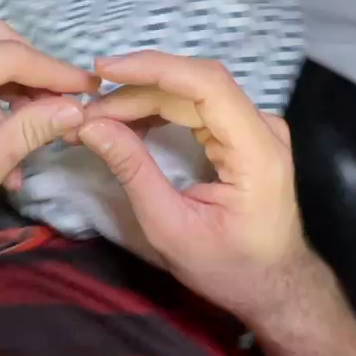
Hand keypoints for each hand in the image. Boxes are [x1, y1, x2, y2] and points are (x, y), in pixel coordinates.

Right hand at [77, 51, 336, 326]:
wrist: (270, 286)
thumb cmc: (226, 266)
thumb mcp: (170, 227)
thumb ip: (133, 171)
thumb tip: (90, 126)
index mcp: (256, 151)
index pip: (206, 85)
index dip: (153, 69)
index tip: (104, 71)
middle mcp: (262, 128)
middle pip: (192, 86)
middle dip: (133, 92)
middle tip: (85, 114)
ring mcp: (254, 127)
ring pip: (190, 92)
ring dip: (139, 98)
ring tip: (95, 118)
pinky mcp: (241, 132)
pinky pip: (194, 106)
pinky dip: (154, 109)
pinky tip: (122, 121)